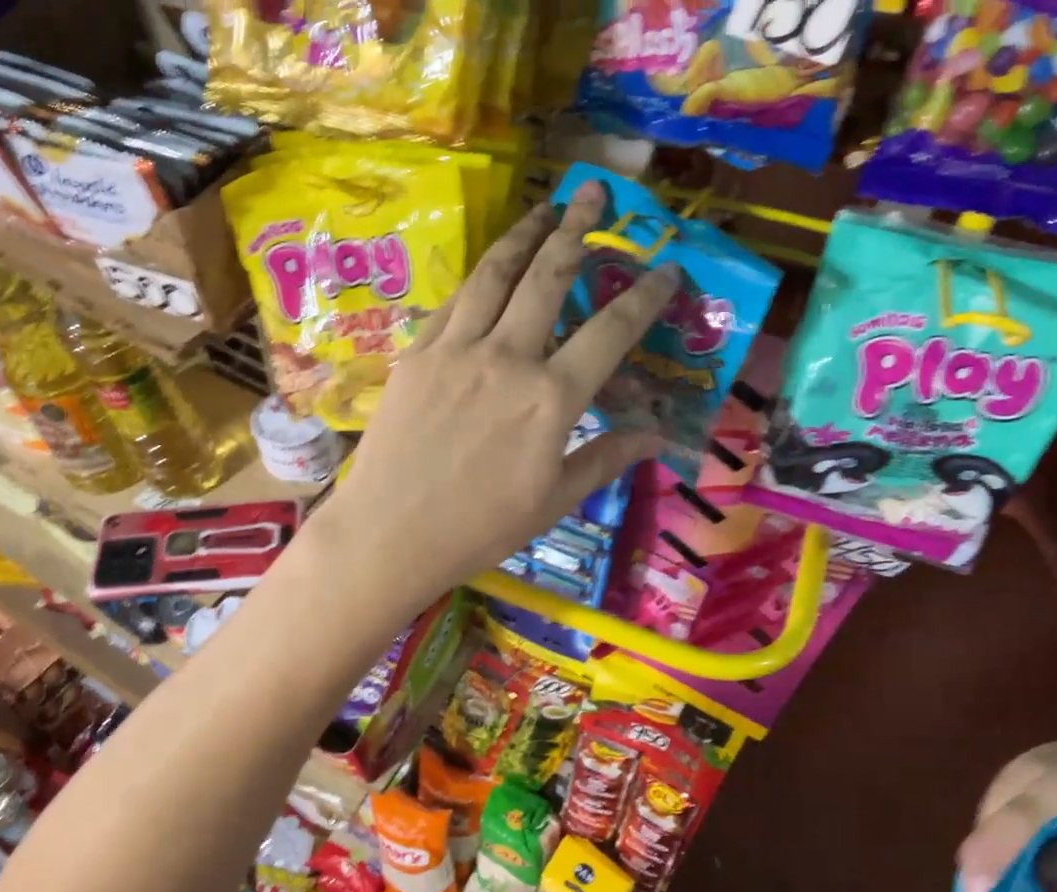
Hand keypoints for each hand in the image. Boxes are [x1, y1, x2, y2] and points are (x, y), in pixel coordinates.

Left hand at [313, 180, 677, 604]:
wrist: (390, 534)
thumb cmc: (479, 529)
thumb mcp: (553, 502)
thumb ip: (605, 459)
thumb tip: (655, 435)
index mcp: (551, 399)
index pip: (612, 330)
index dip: (646, 294)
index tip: (667, 269)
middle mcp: (507, 358)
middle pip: (549, 276)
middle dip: (578, 227)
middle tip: (596, 192)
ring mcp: (456, 350)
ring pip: (495, 274)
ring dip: (524, 234)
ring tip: (545, 208)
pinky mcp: (416, 354)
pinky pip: (453, 302)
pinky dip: (478, 278)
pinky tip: (488, 268)